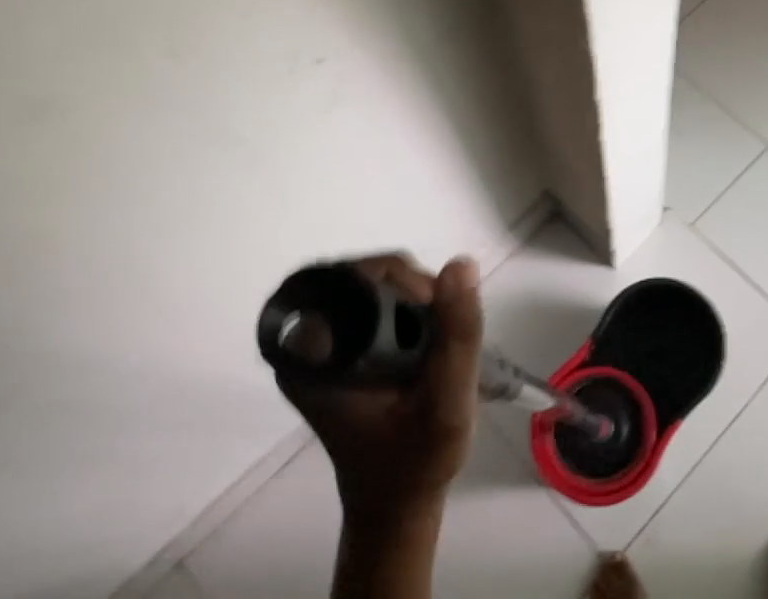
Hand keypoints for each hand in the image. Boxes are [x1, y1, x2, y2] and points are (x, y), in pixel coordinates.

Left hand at [280, 252, 484, 521]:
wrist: (397, 504)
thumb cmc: (415, 463)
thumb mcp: (448, 405)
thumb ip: (456, 336)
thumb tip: (461, 264)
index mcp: (311, 359)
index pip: (347, 280)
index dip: (396, 282)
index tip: (432, 312)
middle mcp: (305, 347)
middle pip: (359, 278)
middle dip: (410, 291)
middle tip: (442, 330)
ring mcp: (322, 349)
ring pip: (370, 287)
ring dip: (413, 301)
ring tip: (438, 341)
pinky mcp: (339, 352)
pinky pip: (373, 306)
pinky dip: (407, 313)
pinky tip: (427, 344)